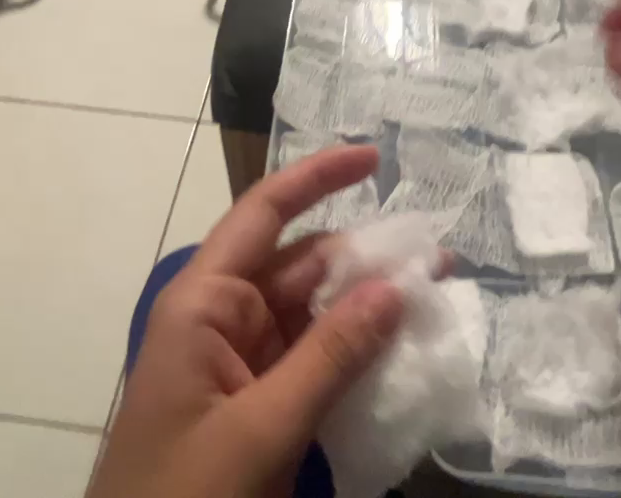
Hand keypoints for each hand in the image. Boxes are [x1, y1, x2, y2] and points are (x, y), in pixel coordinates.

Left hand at [88, 146, 404, 497]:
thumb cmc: (183, 497)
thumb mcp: (260, 430)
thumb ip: (330, 357)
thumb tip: (394, 289)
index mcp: (205, 302)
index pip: (264, 214)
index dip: (317, 177)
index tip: (373, 157)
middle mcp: (225, 317)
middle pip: (303, 264)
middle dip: (367, 256)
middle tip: (438, 259)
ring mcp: (243, 361)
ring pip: (316, 312)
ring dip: (370, 306)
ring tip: (434, 301)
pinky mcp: (260, 402)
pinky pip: (316, 359)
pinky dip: (357, 353)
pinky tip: (403, 353)